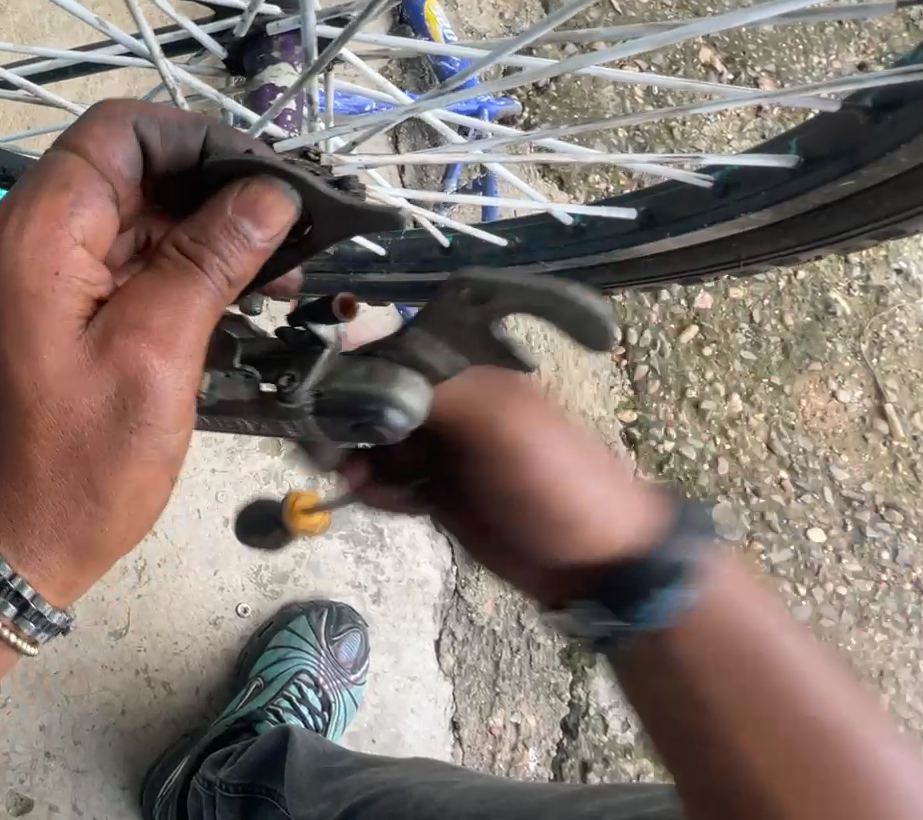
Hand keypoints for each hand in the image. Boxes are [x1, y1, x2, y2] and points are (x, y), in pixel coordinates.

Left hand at [0, 100, 301, 604]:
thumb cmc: (72, 468)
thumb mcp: (153, 360)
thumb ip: (206, 263)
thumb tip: (268, 193)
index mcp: (32, 232)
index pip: (117, 133)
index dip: (197, 141)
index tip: (268, 180)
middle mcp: (14, 233)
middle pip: (121, 172)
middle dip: (208, 194)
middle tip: (291, 236)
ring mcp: (20, 270)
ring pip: (119, 217)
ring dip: (193, 236)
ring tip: (275, 275)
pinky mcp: (33, 303)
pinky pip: (104, 261)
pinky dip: (162, 269)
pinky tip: (223, 297)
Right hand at [341, 367, 672, 605]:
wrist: (600, 565)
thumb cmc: (555, 481)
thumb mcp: (496, 424)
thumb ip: (424, 390)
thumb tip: (347, 368)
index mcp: (459, 370)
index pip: (380, 357)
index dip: (343, 379)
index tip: (322, 410)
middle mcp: (441, 399)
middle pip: (363, 400)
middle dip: (343, 428)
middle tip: (336, 458)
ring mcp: (435, 444)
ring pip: (366, 442)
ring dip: (355, 464)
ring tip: (366, 487)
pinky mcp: (431, 484)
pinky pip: (382, 478)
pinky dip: (376, 490)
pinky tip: (393, 503)